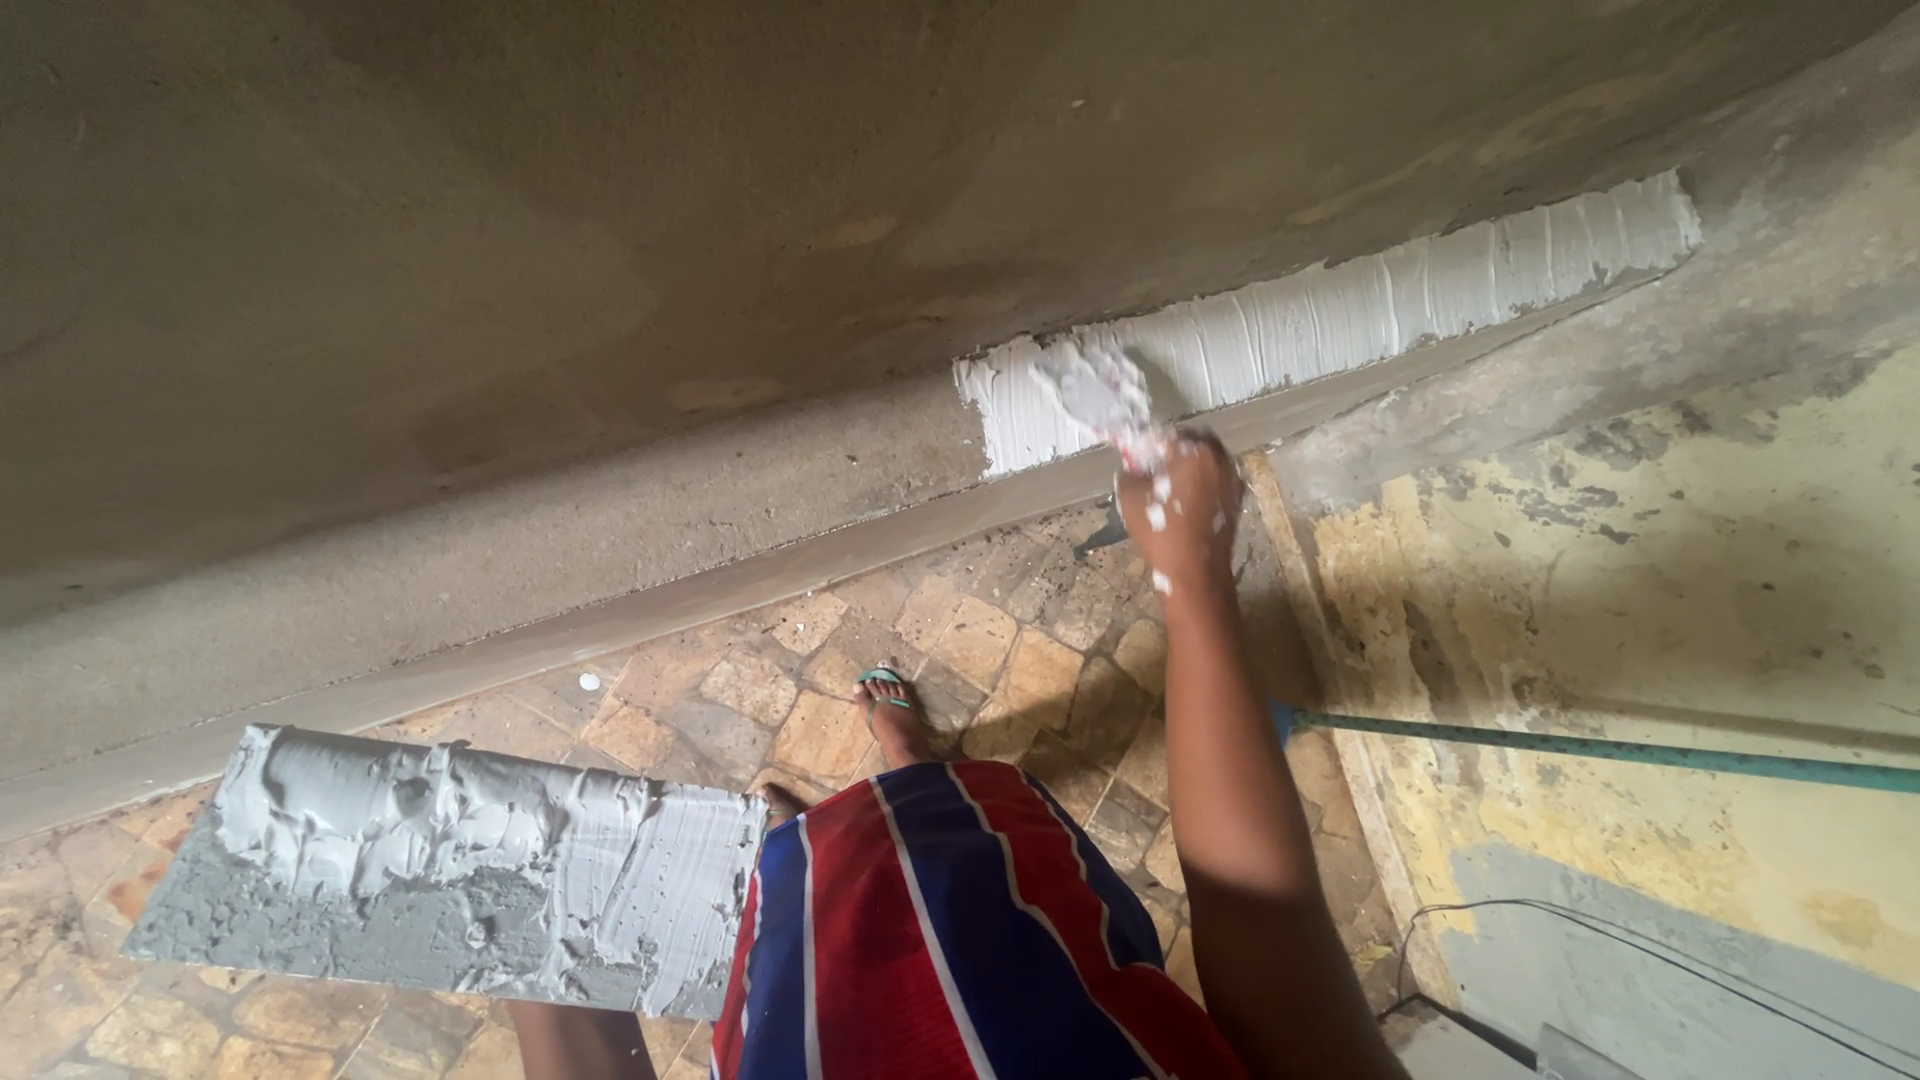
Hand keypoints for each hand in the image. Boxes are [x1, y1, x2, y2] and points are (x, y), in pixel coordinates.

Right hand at [1116, 430, 1241, 599]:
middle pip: (1194, 443)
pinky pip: (1216, 479)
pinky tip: (1183, 499)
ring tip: (1168, 484)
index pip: (1167, 435)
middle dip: (1173, 450)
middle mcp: (1221, 459)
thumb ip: (1130, 473)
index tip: (1135, 456)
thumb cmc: (1162, 533)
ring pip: (1208, 461)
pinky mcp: (1237, 499)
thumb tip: (1135, 467)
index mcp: (1195, 452)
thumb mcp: (1130, 498)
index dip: (1147, 444)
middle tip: (1153, 467)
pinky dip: (1201, 481)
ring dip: (1189, 465)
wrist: (1196, 572)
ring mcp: (1233, 480)